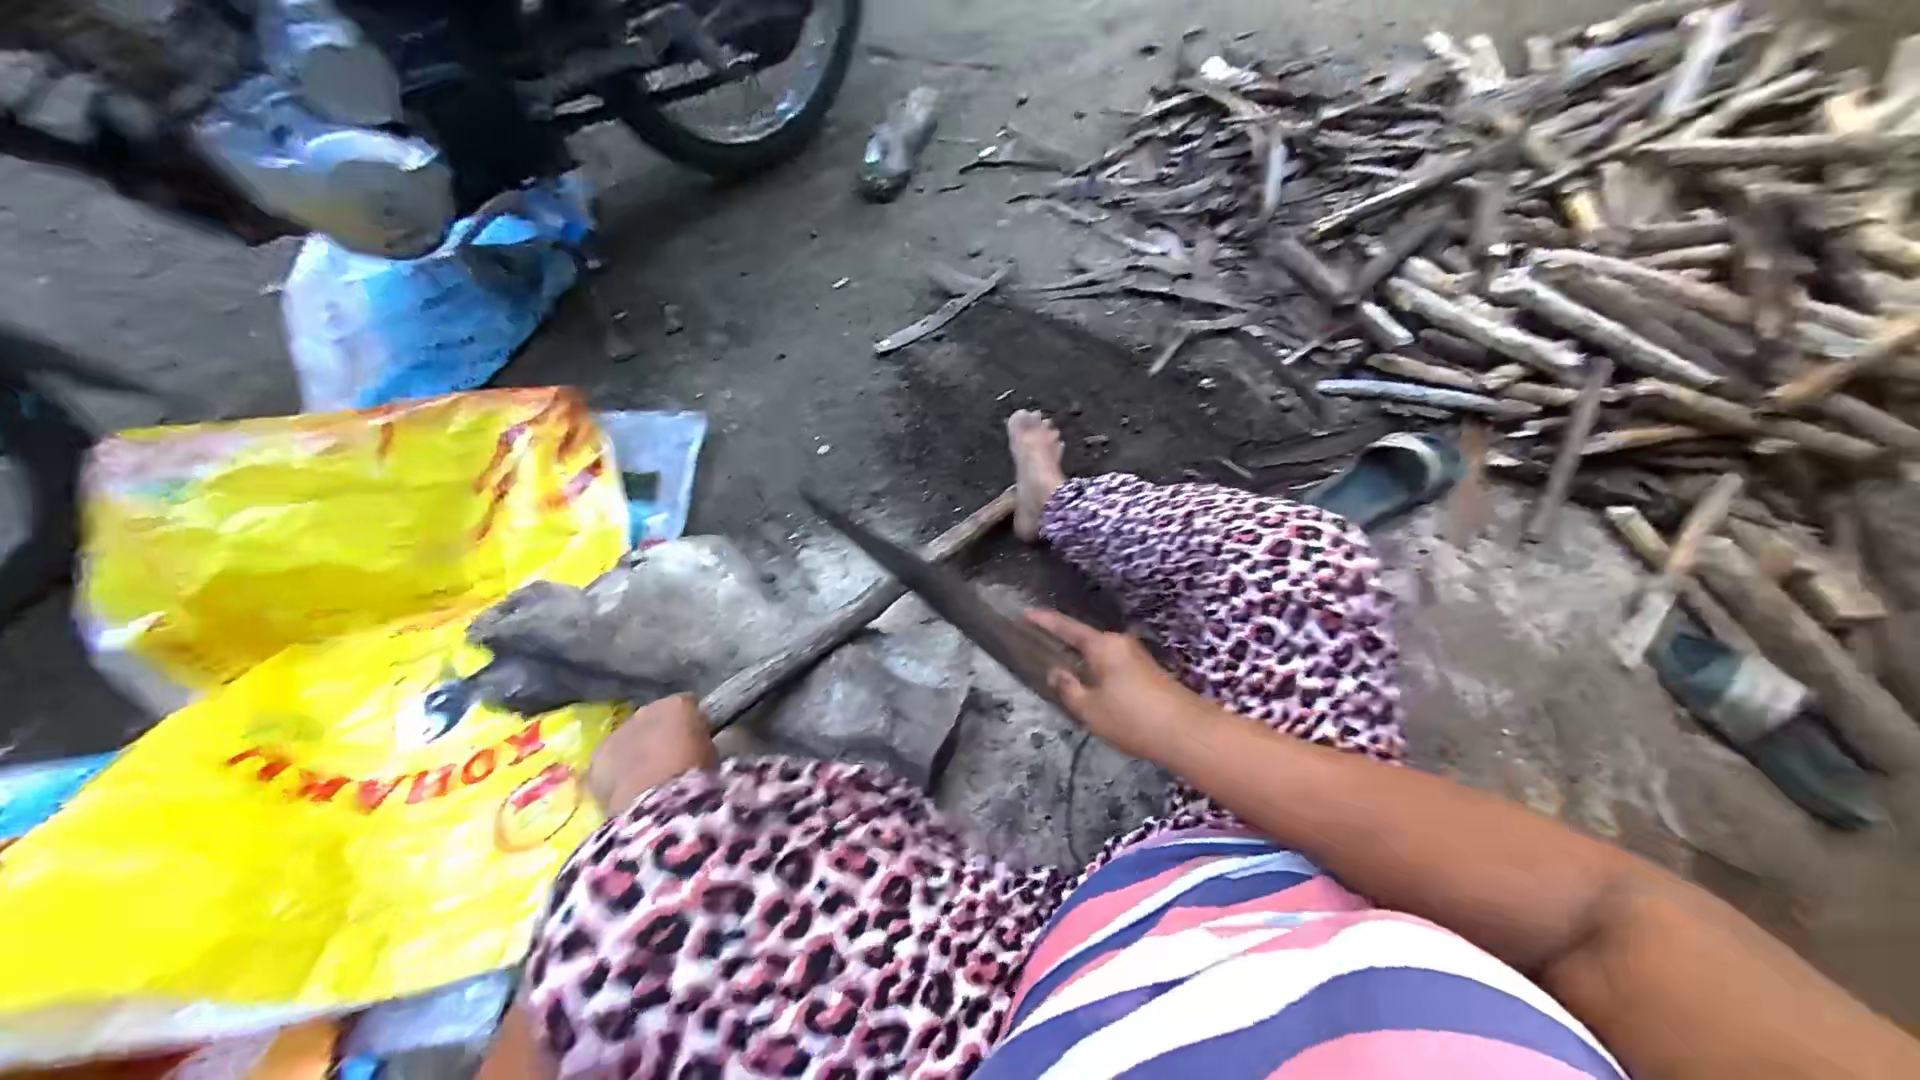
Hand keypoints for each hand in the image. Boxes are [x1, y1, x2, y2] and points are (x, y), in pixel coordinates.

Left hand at [586, 693, 716, 812]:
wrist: (660, 804)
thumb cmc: (700, 775)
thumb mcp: (721, 753)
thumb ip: (714, 740)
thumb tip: (714, 741)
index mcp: (680, 703)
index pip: (688, 705)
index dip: (694, 724)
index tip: (700, 742)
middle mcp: (645, 710)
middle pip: (655, 720)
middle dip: (661, 736)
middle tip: (675, 762)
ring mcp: (617, 735)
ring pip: (630, 740)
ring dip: (638, 754)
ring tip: (651, 779)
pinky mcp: (595, 763)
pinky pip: (609, 764)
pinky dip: (617, 773)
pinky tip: (629, 791)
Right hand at [1025, 608, 1202, 760]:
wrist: (1187, 733)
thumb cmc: (1132, 718)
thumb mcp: (1089, 708)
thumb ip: (1068, 688)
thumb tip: (1056, 672)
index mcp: (1102, 646)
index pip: (1067, 627)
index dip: (1045, 621)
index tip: (1026, 613)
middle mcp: (1119, 643)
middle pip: (1085, 638)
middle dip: (1064, 640)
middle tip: (1041, 644)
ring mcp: (1136, 656)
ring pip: (1100, 652)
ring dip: (1081, 658)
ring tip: (1061, 667)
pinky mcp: (1146, 671)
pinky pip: (1112, 663)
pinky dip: (1096, 668)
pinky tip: (1090, 683)